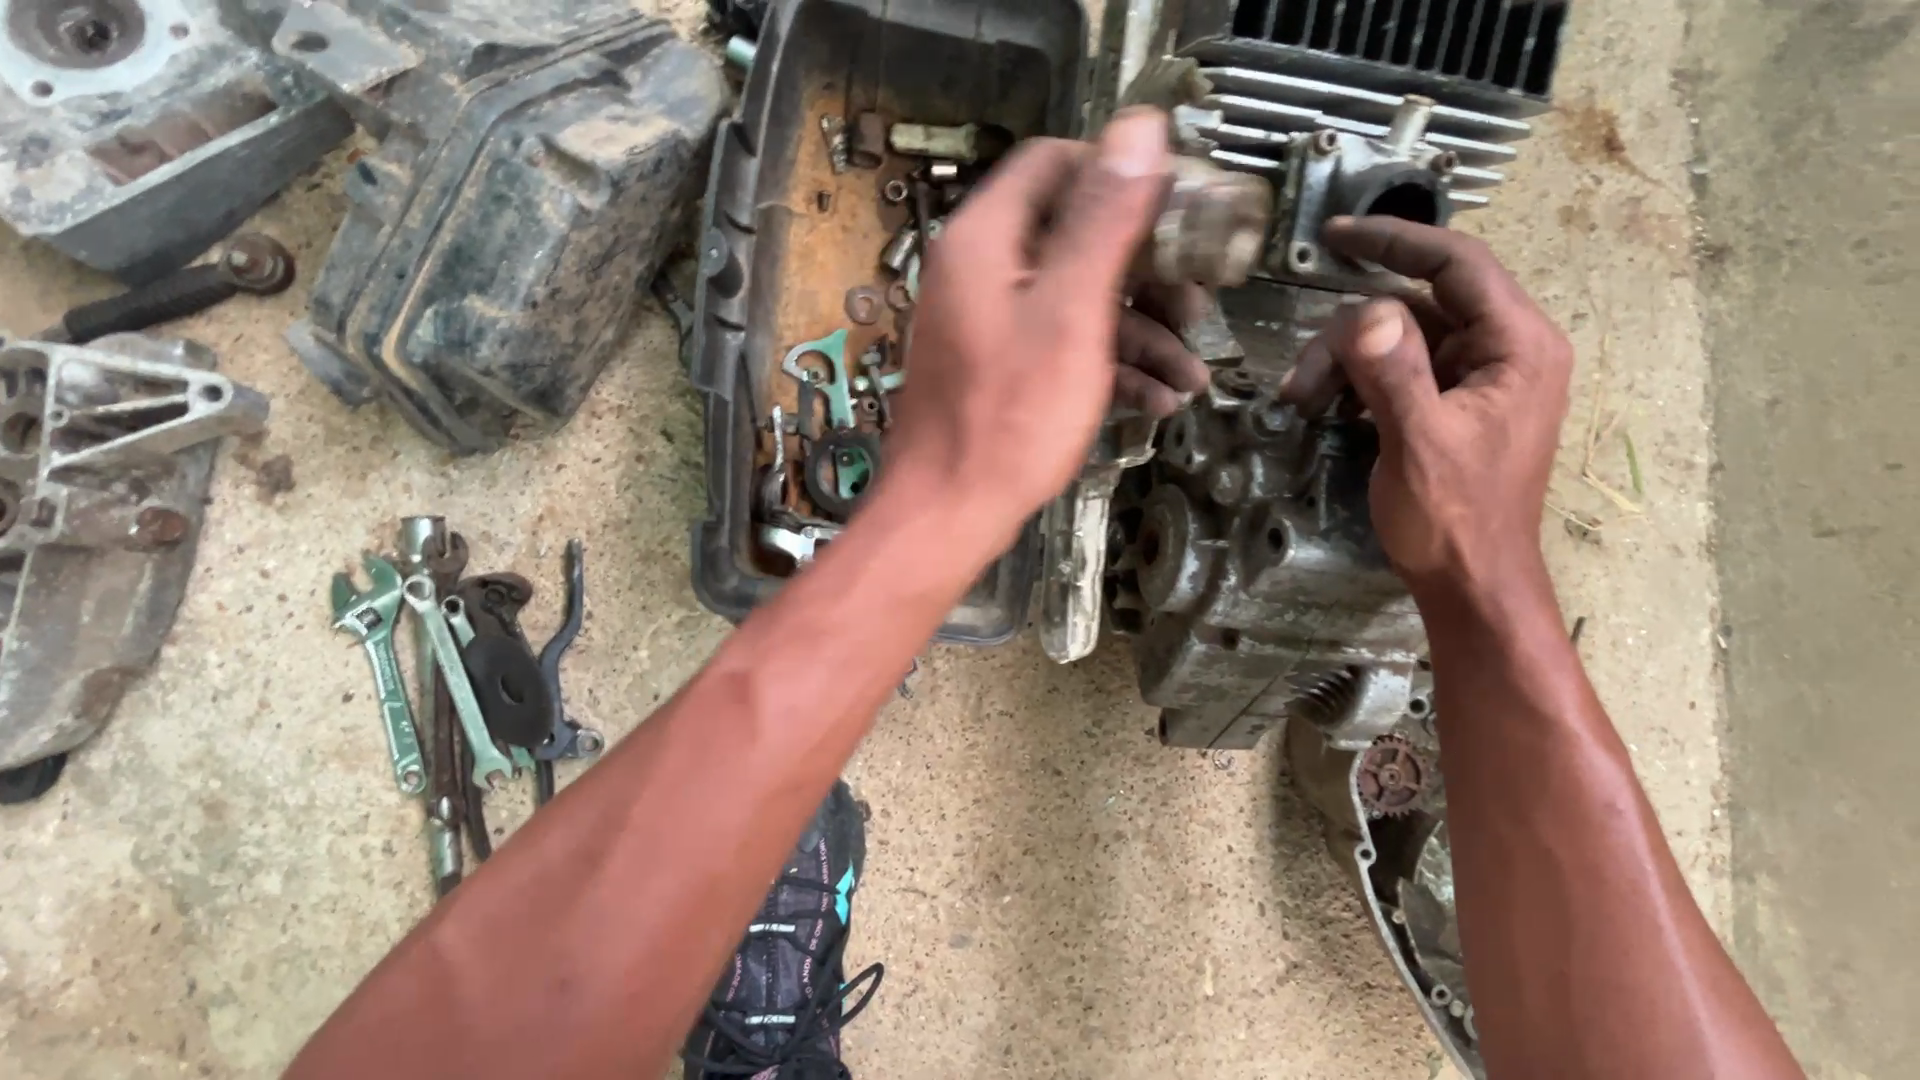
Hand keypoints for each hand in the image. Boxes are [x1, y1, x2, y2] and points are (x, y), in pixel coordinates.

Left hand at [882, 108, 1211, 530]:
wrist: (948, 514)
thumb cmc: (1008, 419)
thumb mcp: (1070, 315)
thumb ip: (1104, 221)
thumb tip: (1139, 128)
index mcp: (986, 240)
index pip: (1055, 165)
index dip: (1120, 177)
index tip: (1177, 211)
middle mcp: (981, 271)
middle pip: (1074, 237)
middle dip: (1146, 271)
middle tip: (1199, 304)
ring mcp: (989, 323)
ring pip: (1077, 300)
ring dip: (1141, 332)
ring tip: (1193, 373)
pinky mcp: (1000, 368)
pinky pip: (1061, 345)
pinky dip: (1109, 366)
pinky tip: (1160, 400)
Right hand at [1279, 216, 1573, 600]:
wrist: (1470, 581)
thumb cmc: (1454, 518)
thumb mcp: (1420, 444)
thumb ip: (1396, 373)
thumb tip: (1367, 312)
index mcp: (1517, 346)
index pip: (1458, 265)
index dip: (1396, 240)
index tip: (1336, 234)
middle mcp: (1501, 350)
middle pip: (1413, 307)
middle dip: (1348, 336)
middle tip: (1300, 381)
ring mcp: (1473, 379)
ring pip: (1396, 340)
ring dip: (1342, 364)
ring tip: (1303, 403)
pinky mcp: (1447, 404)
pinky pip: (1394, 371)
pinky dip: (1355, 383)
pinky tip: (1327, 409)